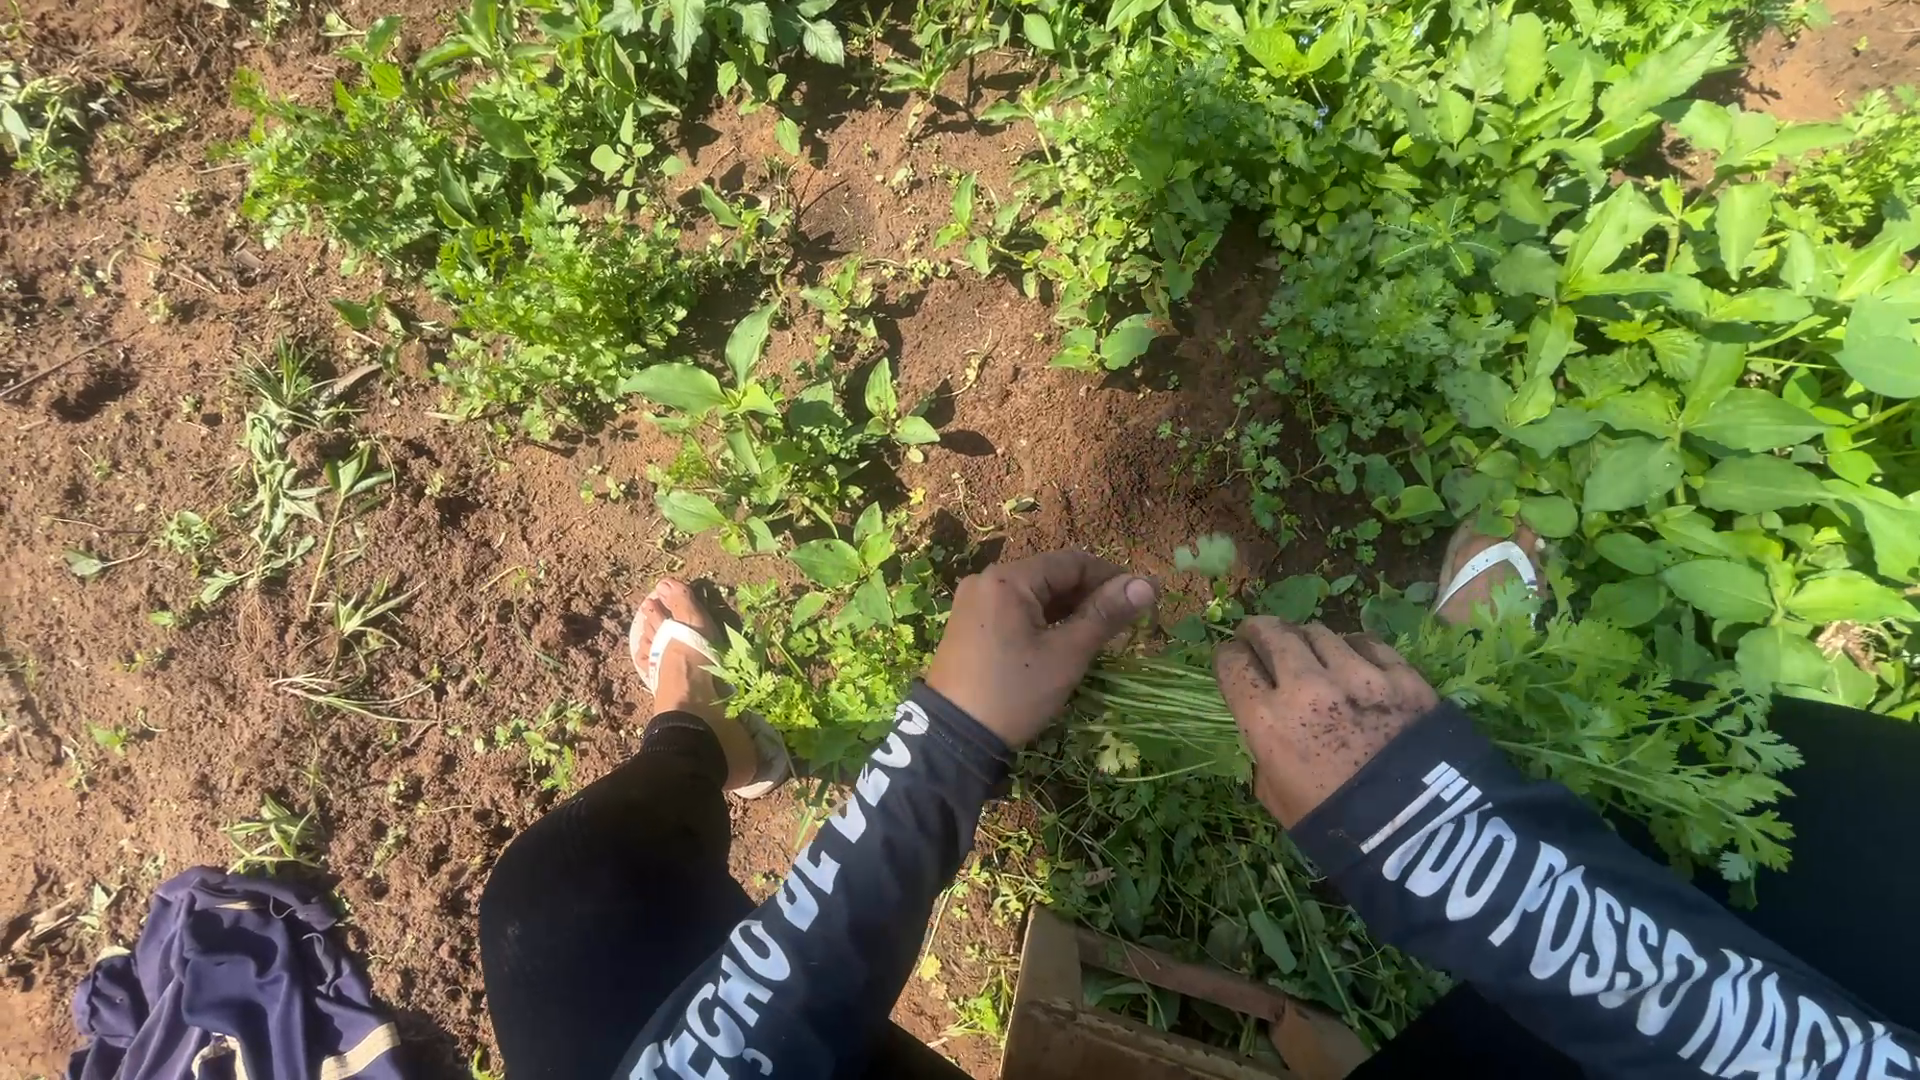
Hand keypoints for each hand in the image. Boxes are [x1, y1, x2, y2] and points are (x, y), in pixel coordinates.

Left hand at [927, 551, 1157, 747]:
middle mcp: (985, 580)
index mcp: (1007, 579)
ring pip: (1034, 594)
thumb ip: (1105, 615)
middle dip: (1089, 596)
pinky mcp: (969, 624)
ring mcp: (973, 602)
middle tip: (1122, 625)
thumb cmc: (1014, 692)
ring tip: (1099, 637)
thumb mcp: (1066, 654)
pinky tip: (1064, 642)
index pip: (1072, 562)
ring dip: (1068, 610)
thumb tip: (1148, 584)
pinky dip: (1043, 621)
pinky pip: (1015, 610)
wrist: (953, 737)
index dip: (1111, 578)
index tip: (1140, 601)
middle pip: (1051, 576)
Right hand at [1214, 619, 1438, 826]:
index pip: (1231, 661)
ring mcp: (1357, 676)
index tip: (1232, 657)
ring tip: (1311, 651)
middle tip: (1260, 636)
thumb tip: (1266, 733)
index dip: (1227, 656)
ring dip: (1306, 639)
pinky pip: (1366, 643)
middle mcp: (1305, 686)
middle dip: (1258, 630)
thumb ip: (1263, 754)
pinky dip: (1353, 647)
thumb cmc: (1335, 825)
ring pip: (1318, 632)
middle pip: (1271, 632)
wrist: (1421, 837)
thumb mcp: (1275, 796)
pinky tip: (1354, 659)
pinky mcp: (1401, 677)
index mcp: (1266, 718)